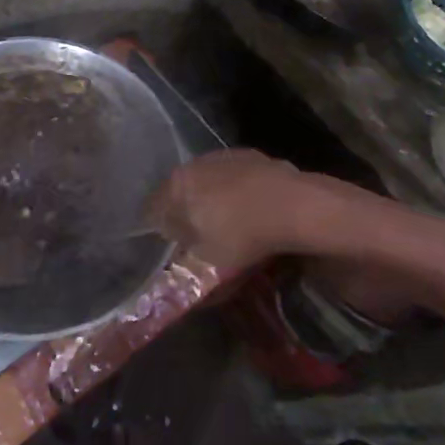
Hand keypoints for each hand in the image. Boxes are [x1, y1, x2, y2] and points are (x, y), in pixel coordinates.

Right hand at [146, 149, 353, 267]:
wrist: (293, 207)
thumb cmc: (240, 238)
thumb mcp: (206, 270)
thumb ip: (182, 278)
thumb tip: (171, 288)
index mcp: (174, 187)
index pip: (151, 211)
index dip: (158, 234)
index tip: (170, 253)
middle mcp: (194, 165)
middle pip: (180, 195)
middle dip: (186, 217)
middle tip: (201, 244)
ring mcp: (225, 157)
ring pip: (209, 184)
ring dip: (213, 203)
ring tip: (231, 228)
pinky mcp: (253, 156)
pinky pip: (235, 179)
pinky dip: (238, 194)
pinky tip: (254, 212)